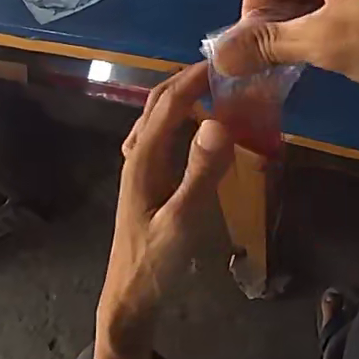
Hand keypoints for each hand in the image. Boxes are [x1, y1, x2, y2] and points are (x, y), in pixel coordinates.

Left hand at [97, 63, 233, 354]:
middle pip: (159, 103)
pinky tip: (201, 132)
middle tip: (227, 70)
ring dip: (185, 98)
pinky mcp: (147, 181)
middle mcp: (138, 155)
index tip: (228, 61)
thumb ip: (201, 172)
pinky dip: (183, 121)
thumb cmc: (155, 262)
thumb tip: (220, 120)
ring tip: (219, 91)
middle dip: (188, 80)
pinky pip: (164, 137)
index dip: (196, 78)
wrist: (130, 297)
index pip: (170, 103)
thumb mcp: (183, 221)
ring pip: (159, 118)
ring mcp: (140, 167)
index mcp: (144, 158)